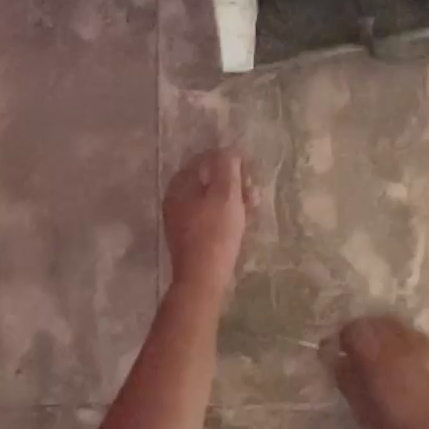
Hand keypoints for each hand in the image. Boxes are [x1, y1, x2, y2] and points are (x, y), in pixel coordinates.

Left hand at [163, 147, 254, 296]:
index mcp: (180, 184)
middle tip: (252, 189)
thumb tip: (228, 151)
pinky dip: (226, 213)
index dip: (228, 159)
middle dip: (233, 180)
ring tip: (253, 205)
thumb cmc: (215, 232)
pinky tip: (242, 220)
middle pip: (208, 179)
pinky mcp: (190, 235)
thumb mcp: (226, 194)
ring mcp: (181, 218)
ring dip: (233, 197)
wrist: (202, 278)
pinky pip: (210, 215)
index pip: (204, 159)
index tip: (248, 169)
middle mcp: (176, 198)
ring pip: (211, 198)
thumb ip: (228, 167)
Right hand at [326, 316, 428, 428]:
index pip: (353, 328)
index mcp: (375, 355)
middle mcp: (397, 342)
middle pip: (373, 322)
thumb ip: (345, 377)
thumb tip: (335, 356)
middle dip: (362, 333)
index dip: (342, 338)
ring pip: (395, 324)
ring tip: (381, 354)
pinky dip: (403, 341)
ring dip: (383, 334)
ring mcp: (420, 344)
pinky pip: (413, 335)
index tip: (340, 353)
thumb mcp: (360, 407)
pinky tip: (404, 360)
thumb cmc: (394, 425)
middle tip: (359, 353)